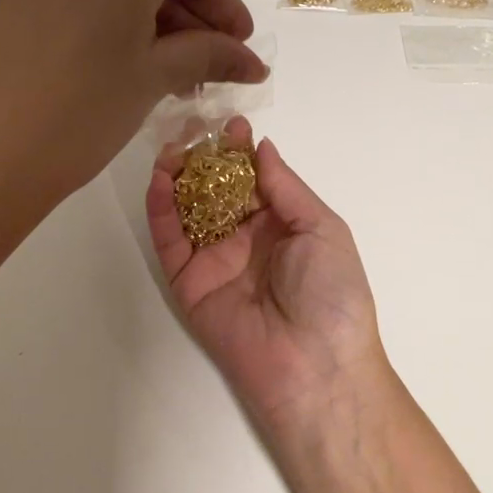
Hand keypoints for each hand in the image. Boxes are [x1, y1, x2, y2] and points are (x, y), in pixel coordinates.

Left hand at [0, 0, 267, 223]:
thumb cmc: (82, 109)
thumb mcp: (154, 77)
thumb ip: (209, 55)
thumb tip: (253, 62)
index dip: (225, 10)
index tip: (241, 49)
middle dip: (184, 13)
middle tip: (206, 65)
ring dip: (142, 12)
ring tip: (165, 69)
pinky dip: (101, 8)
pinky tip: (115, 53)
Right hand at [147, 119, 385, 428]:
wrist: (317, 368)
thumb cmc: (333, 295)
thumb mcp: (323, 229)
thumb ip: (286, 187)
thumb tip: (261, 147)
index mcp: (279, 224)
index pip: (251, 178)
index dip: (239, 151)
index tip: (231, 124)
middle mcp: (242, 237)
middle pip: (213, 188)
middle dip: (202, 157)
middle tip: (189, 128)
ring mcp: (212, 259)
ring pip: (185, 209)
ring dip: (175, 176)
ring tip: (170, 147)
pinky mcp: (187, 282)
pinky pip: (169, 240)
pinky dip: (160, 209)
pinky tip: (159, 180)